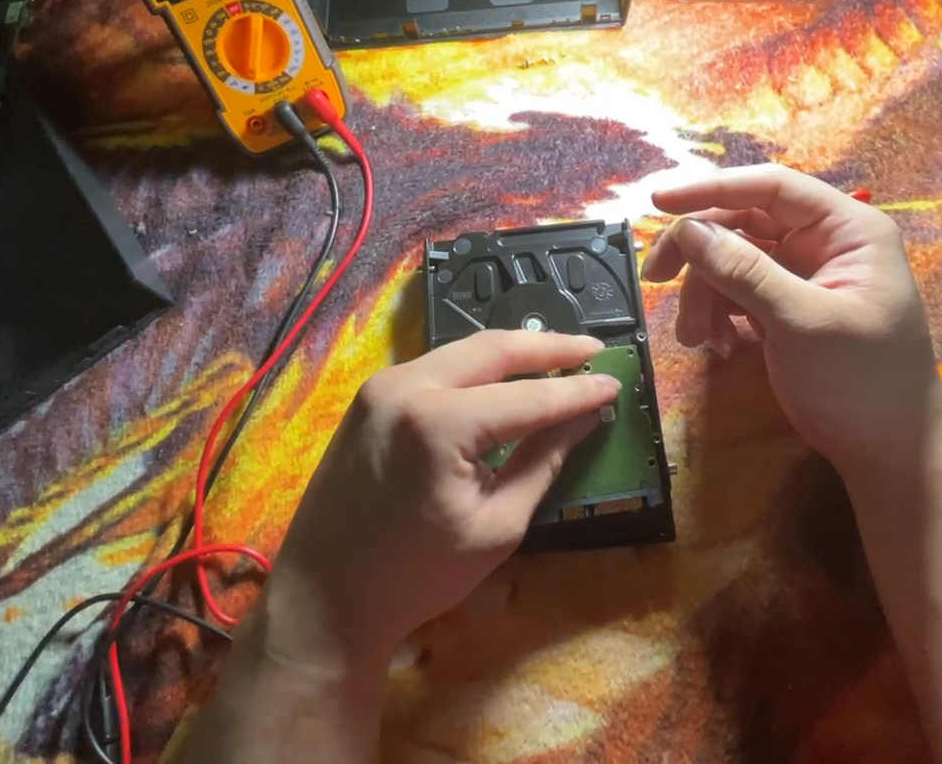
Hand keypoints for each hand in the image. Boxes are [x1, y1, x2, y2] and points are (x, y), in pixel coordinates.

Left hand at [257, 330, 619, 671]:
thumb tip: (585, 415)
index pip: (528, 396)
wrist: (326, 596)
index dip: (576, 390)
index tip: (615, 381)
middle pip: (492, 349)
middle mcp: (407, 386)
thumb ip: (544, 461)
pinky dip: (478, 368)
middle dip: (547, 347)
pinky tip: (506, 376)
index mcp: (439, 423)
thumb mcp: (497, 525)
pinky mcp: (373, 394)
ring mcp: (383, 385)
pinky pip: (438, 366)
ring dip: (513, 352)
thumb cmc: (417, 576)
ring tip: (559, 357)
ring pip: (463, 351)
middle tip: (592, 348)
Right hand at [641, 164, 941, 474]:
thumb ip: (744, 273)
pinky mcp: (783, 307)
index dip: (711, 188)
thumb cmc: (863, 383)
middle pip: (741, 222)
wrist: (889, 453)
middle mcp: (821, 242)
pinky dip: (716, 314)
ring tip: (695, 338)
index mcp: (845, 229)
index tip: (658, 202)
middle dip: (698, 253)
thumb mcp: (803, 323)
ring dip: (703, 294)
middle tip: (655, 278)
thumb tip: (687, 229)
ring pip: (730, 260)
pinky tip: (715, 345)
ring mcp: (801, 275)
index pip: (769, 187)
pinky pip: (734, 293)